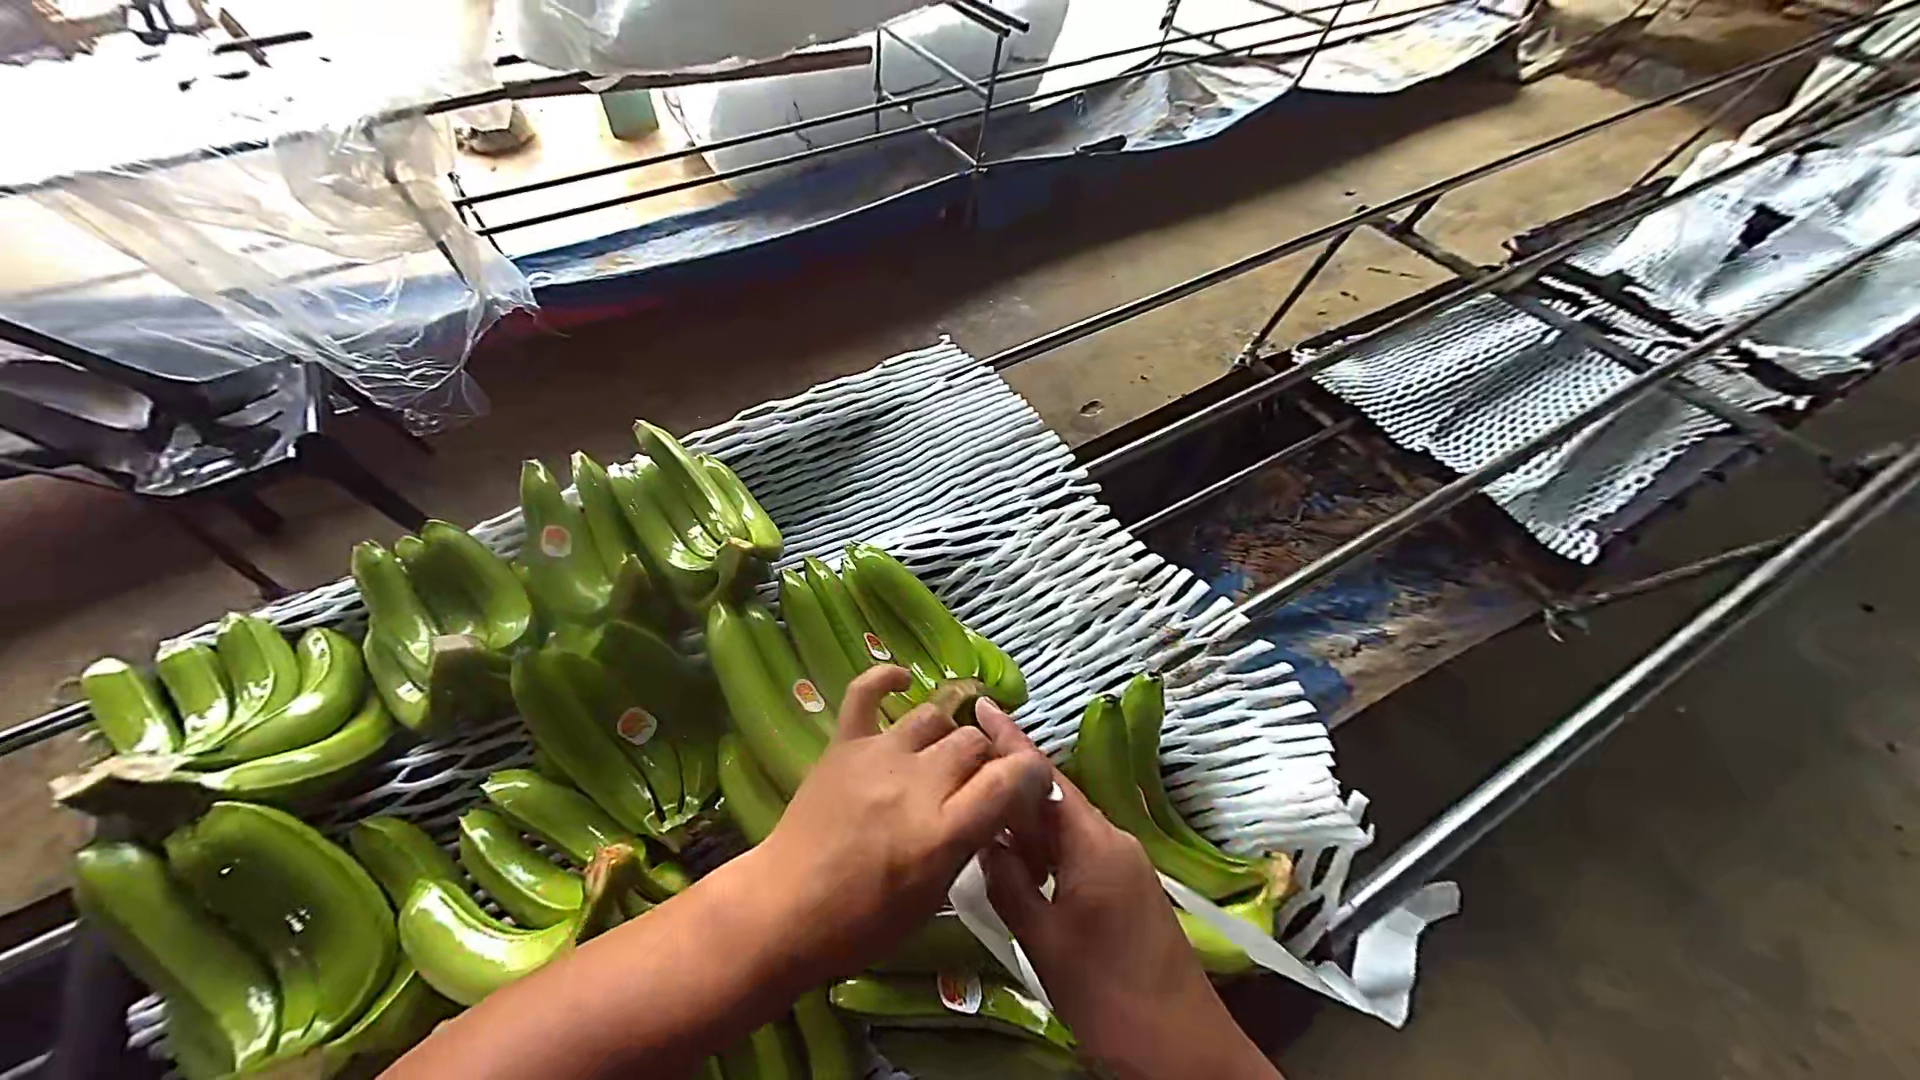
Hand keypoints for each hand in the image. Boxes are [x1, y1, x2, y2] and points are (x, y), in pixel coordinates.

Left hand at [747, 666, 1053, 983]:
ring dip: (948, 735)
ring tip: (941, 756)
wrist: (784, 910)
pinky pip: (865, 692)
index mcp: (942, 830)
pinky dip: (886, 678)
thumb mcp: (934, 895)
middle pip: (973, 742)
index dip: (1031, 772)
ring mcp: (877, 757)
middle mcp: (915, 783)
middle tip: (976, 781)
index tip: (1029, 779)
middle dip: (986, 759)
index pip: (1009, 779)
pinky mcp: (844, 745)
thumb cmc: (863, 921)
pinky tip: (903, 681)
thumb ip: (969, 840)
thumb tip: (995, 801)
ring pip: (935, 717)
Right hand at [978, 708, 1279, 1079]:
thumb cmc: (1110, 994)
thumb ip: (1009, 885)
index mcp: (1094, 842)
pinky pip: (1076, 849)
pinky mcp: (1125, 885)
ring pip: (1064, 824)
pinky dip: (1044, 848)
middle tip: (962, 771)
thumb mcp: (1045, 941)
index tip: (982, 704)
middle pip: (1053, 795)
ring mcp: (1122, 862)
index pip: (1044, 775)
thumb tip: (984, 840)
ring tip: (979, 814)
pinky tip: (1017, 860)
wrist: (1185, 1050)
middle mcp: (1111, 839)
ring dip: (1025, 820)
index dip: (1011, 739)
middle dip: (1010, 782)